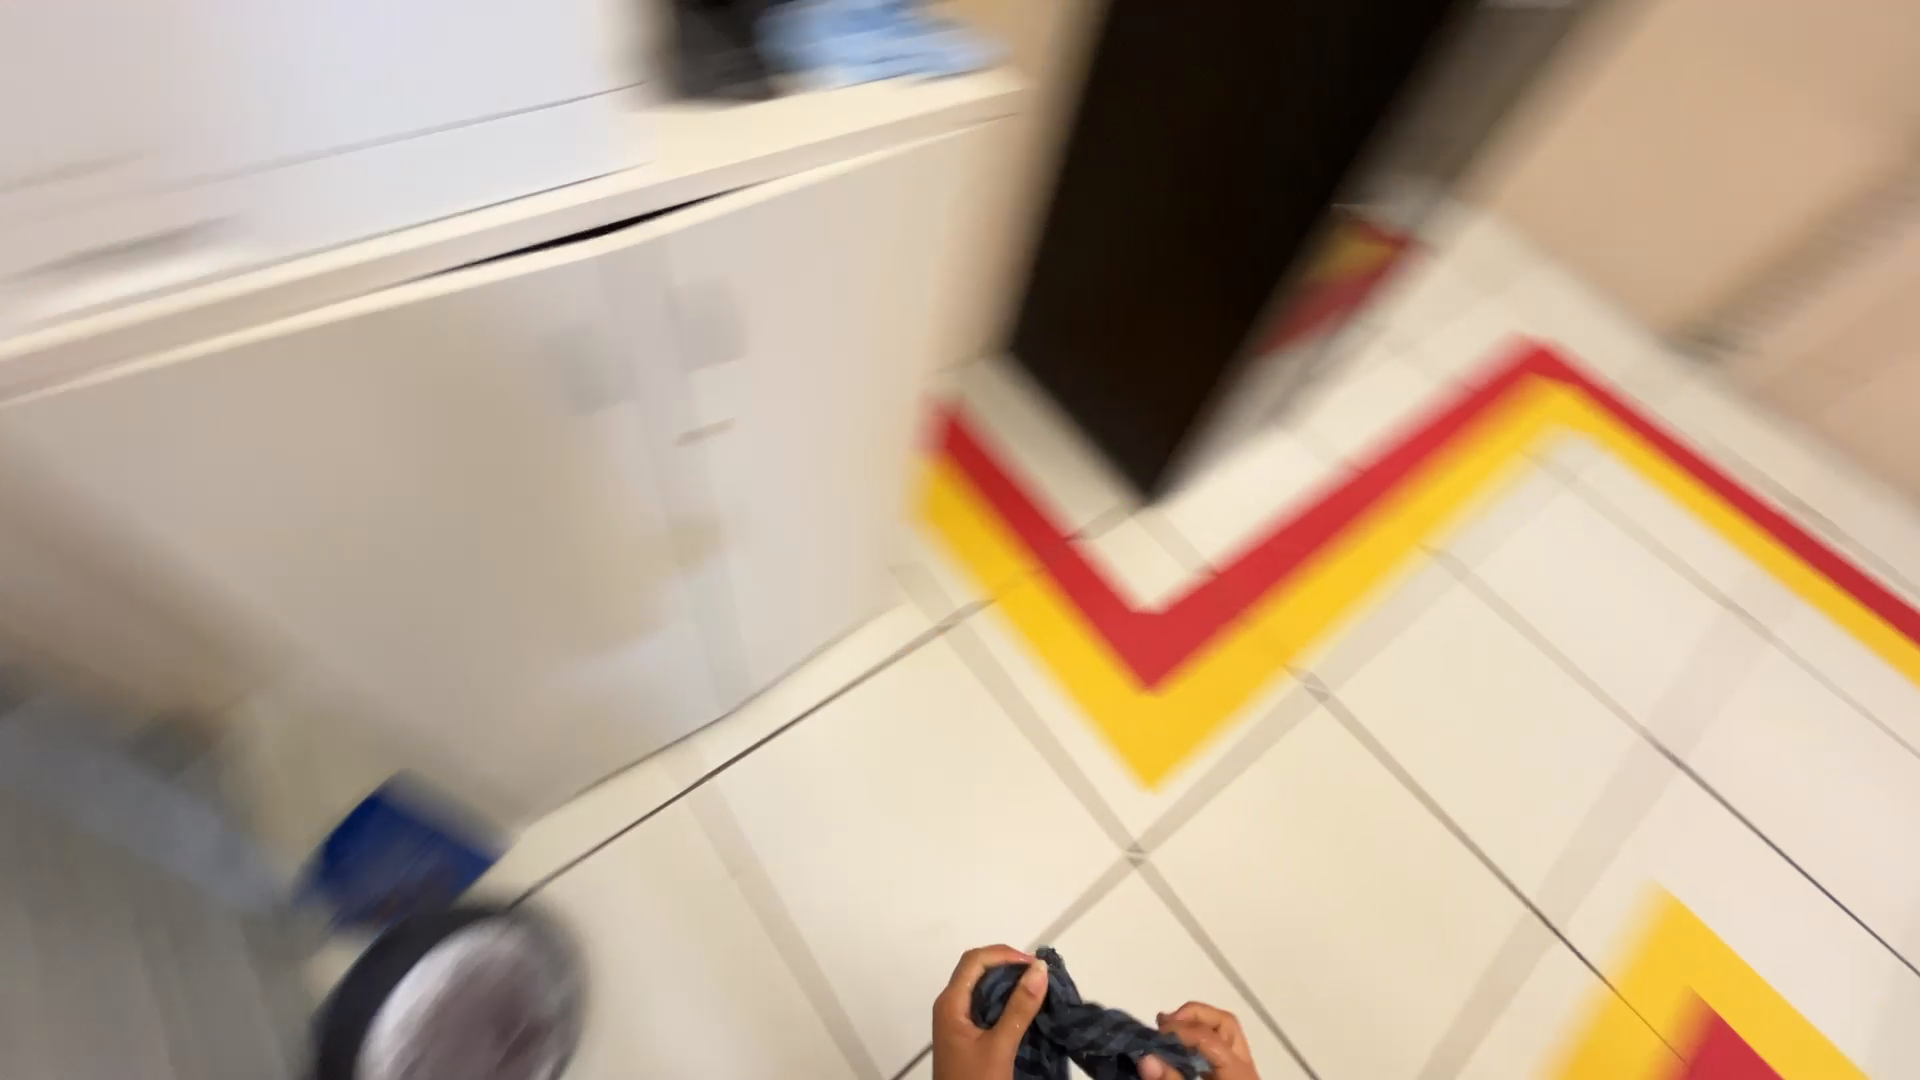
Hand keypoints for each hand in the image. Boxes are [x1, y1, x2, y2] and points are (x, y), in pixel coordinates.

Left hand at [932, 945, 1048, 1079]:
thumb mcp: (1000, 1047)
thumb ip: (1019, 1007)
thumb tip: (1039, 968)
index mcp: (950, 1003)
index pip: (974, 960)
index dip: (1004, 954)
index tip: (1034, 964)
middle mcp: (950, 1006)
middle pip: (976, 969)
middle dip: (1007, 965)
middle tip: (1038, 975)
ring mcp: (956, 1022)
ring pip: (981, 987)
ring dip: (1007, 983)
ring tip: (1035, 988)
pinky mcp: (965, 1037)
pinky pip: (984, 1006)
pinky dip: (1004, 1001)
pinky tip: (1023, 1010)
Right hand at [1140, 1002, 1260, 1079]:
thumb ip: (1172, 1079)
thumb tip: (1146, 1057)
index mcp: (1239, 1072)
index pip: (1209, 1035)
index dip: (1180, 1029)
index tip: (1156, 1035)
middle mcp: (1246, 1067)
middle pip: (1224, 1022)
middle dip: (1191, 1015)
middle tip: (1165, 1025)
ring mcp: (1245, 1071)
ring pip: (1225, 1031)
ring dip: (1195, 1025)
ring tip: (1169, 1031)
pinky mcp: (1238, 1076)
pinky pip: (1221, 1048)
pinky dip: (1200, 1041)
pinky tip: (1182, 1049)